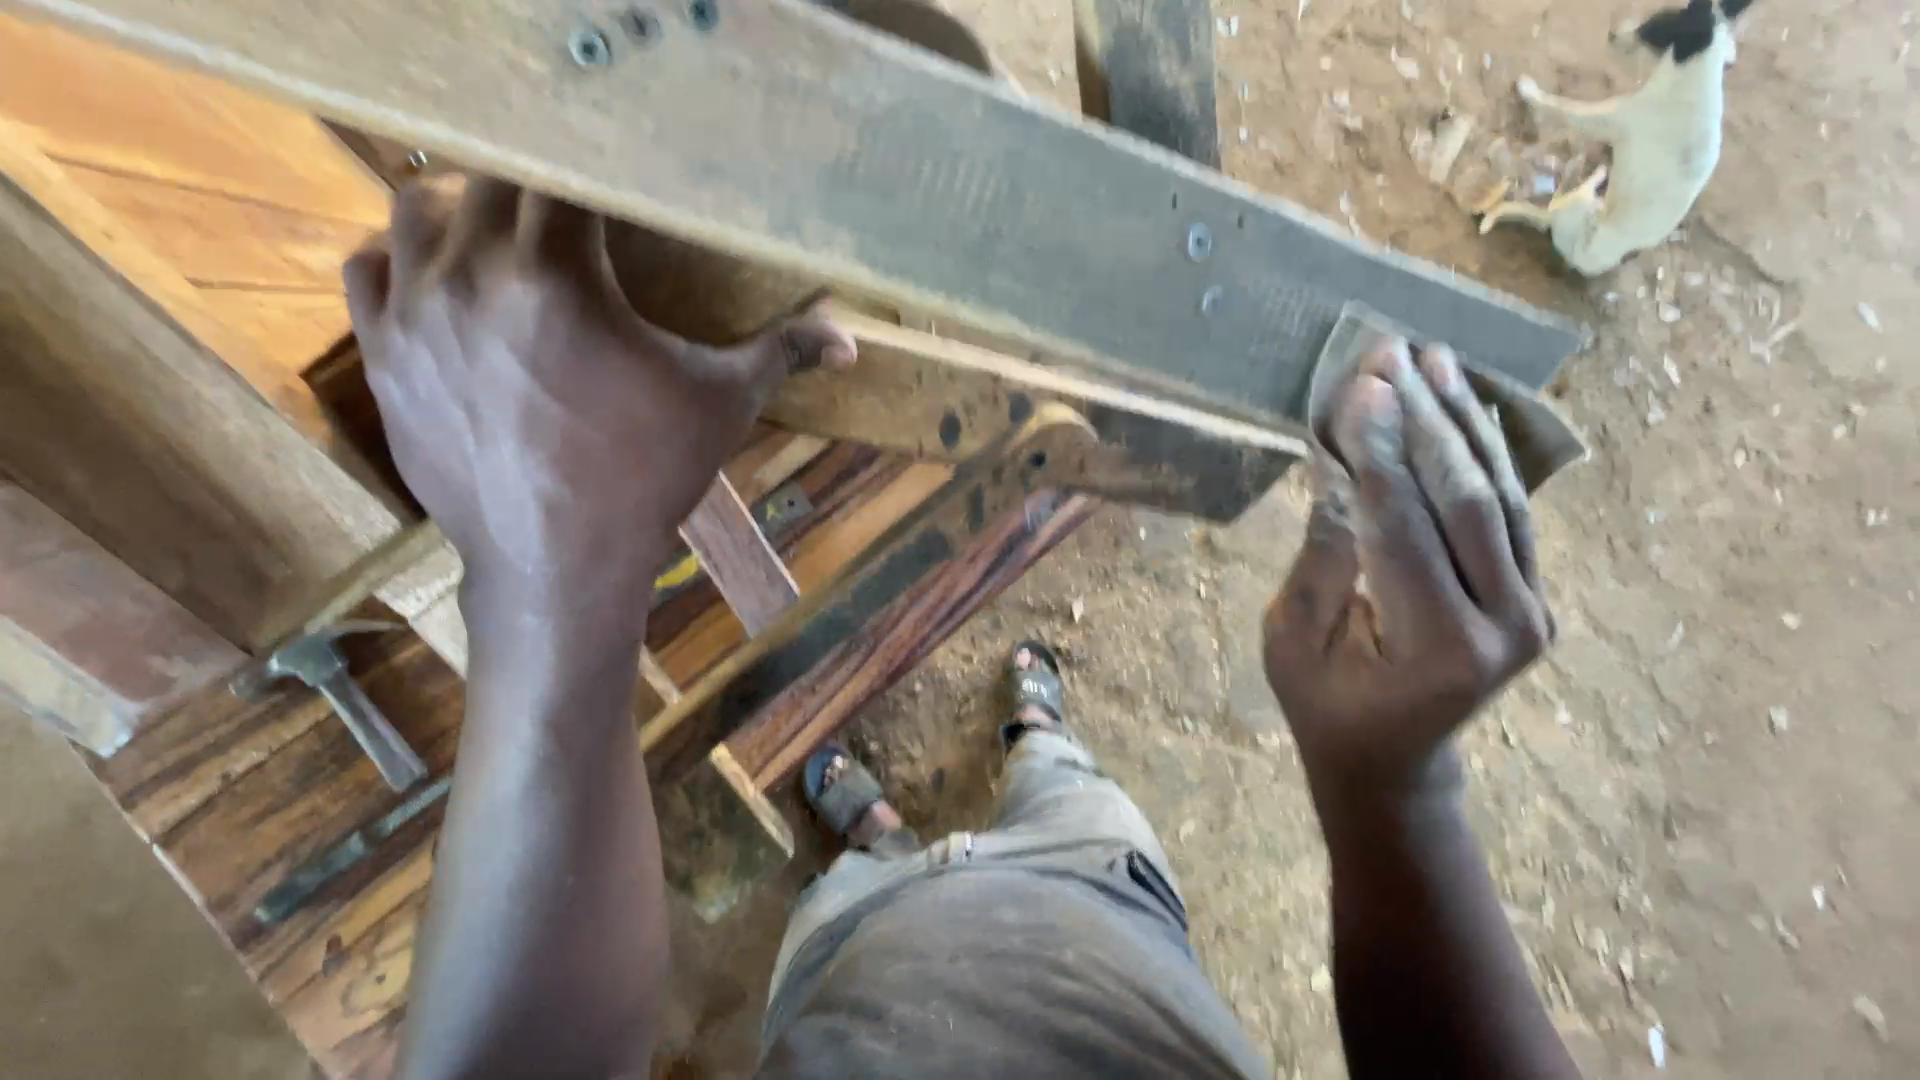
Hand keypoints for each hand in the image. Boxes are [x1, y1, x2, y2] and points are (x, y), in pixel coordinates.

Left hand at [344, 179, 854, 625]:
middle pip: (492, 181)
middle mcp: (472, 276)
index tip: (613, 185)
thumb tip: (850, 340)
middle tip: (575, 216)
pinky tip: (444, 281)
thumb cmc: (648, 479)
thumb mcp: (722, 407)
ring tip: (508, 242)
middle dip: (537, 190)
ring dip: (466, 212)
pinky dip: (404, 258)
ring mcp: (414, 315)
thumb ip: (781, 353)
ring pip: (419, 211)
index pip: (561, 173)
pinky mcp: (383, 356)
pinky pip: (370, 267)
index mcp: (560, 276)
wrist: (558, 564)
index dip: (590, 170)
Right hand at [1263, 339, 1551, 802]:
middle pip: (1462, 497)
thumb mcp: (1293, 637)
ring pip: (1500, 494)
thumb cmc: (1324, 706)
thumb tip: (1334, 462)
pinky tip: (1461, 405)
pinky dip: (1485, 452)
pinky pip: (1511, 510)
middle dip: (1421, 418)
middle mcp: (1504, 623)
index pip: (1402, 523)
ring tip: (1431, 358)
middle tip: (1389, 351)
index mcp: (1435, 644)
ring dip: (1461, 421)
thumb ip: (1321, 551)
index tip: (1358, 382)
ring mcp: (1532, 608)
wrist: (1391, 760)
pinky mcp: (1534, 593)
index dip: (1378, 448)